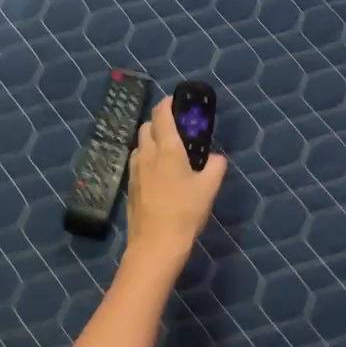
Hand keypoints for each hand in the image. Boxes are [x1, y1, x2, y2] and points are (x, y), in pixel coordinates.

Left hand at [124, 98, 225, 263]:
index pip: (162, 114)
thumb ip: (215, 166)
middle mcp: (147, 154)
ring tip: (168, 152)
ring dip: (151, 141)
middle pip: (147, 126)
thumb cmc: (185, 212)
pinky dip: (146, 159)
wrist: (156, 245)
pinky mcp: (130, 187)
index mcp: (167, 148)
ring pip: (140, 144)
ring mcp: (135, 171)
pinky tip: (158, 174)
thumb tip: (215, 158)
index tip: (177, 101)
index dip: (168, 103)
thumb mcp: (209, 188)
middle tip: (176, 130)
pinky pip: (137, 162)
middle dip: (159, 122)